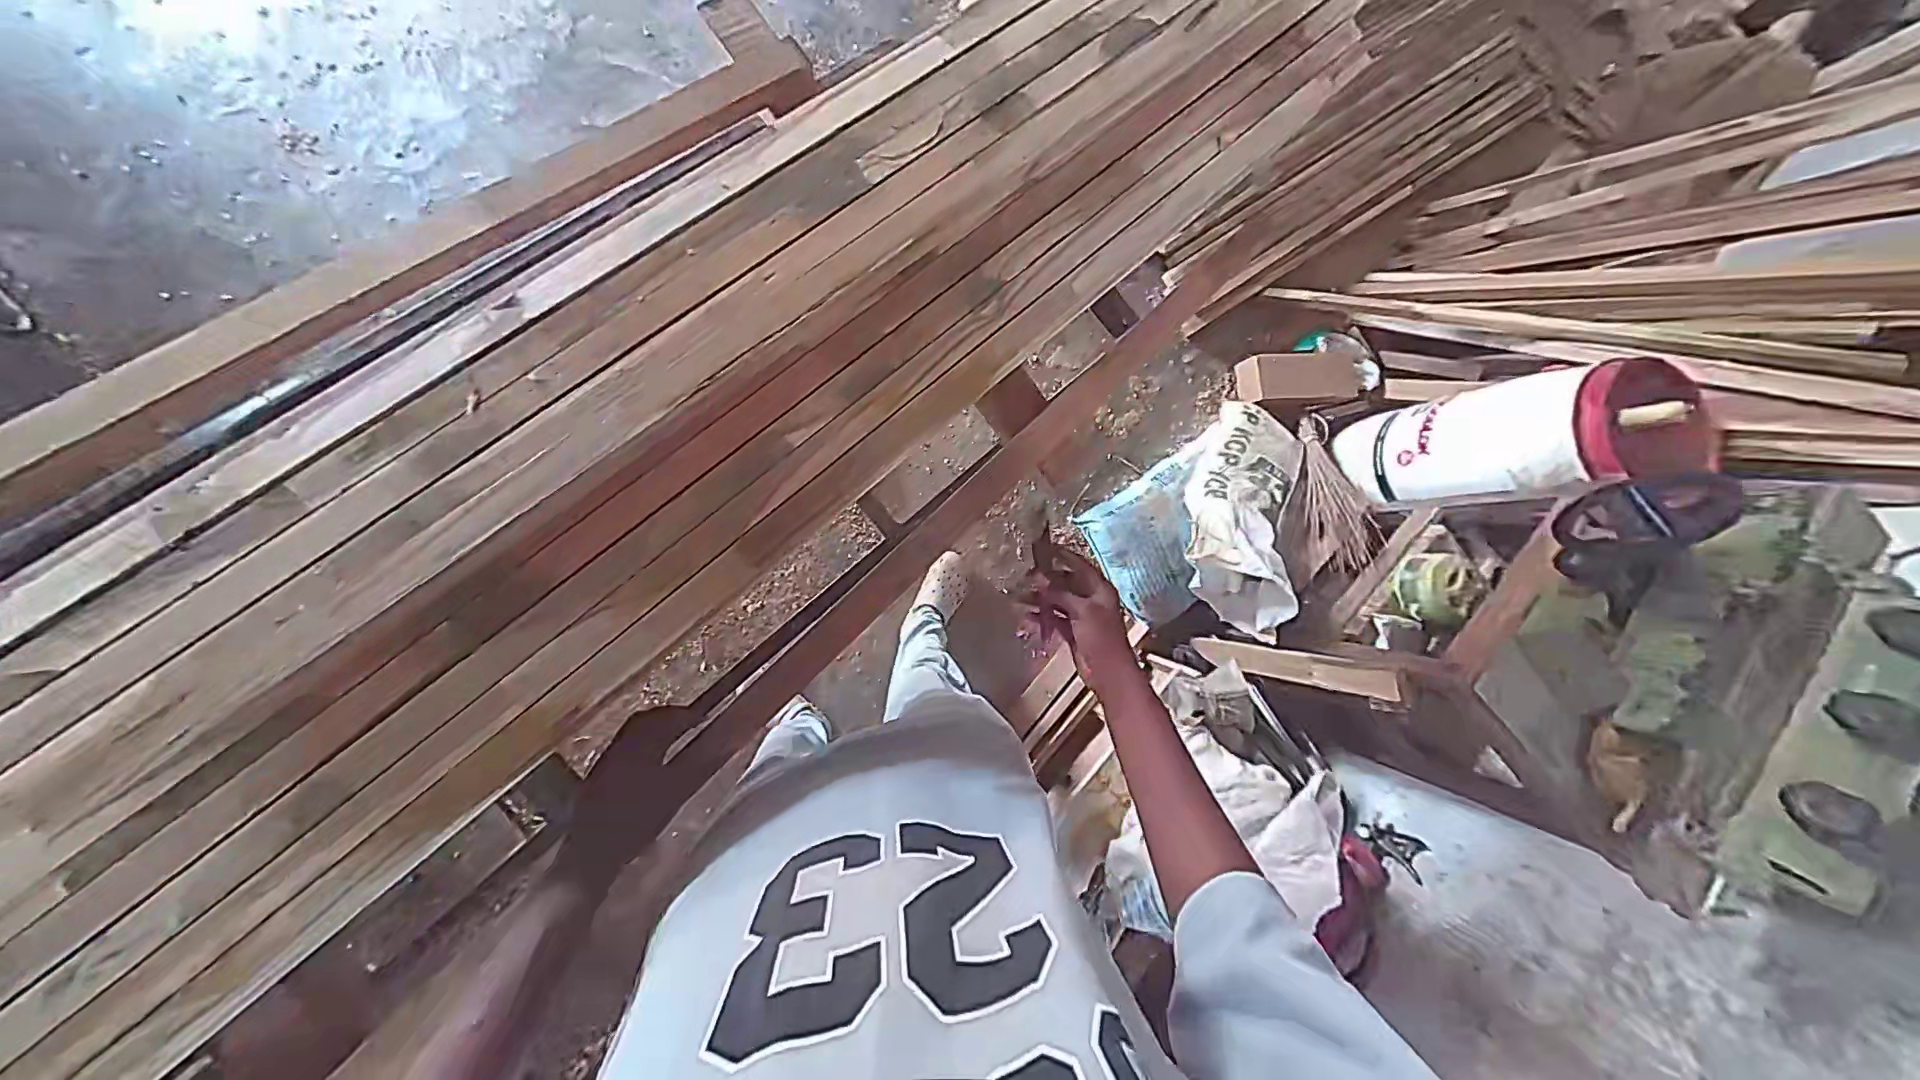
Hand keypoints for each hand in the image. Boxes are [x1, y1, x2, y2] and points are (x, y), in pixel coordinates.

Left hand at [553, 705, 703, 892]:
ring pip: (631, 736)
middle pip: (643, 722)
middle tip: (691, 724)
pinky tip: (651, 764)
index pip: (663, 718)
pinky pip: (622, 751)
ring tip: (674, 741)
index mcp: (637, 747)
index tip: (705, 717)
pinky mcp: (595, 783)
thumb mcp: (676, 791)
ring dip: (653, 732)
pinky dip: (641, 748)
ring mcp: (603, 766)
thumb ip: (703, 762)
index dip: (686, 715)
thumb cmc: (637, 822)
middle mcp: (617, 750)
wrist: (590, 856)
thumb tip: (731, 738)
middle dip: (668, 719)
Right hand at [1019, 546, 1136, 695]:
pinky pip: (1055, 619)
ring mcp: (1082, 616)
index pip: (1081, 566)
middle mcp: (1092, 600)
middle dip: (1047, 582)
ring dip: (1041, 601)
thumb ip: (1060, 593)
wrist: (1108, 671)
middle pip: (1067, 584)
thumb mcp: (1082, 610)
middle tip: (1027, 577)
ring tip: (1021, 599)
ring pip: (1058, 602)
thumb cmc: (1102, 639)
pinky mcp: (1074, 631)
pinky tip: (1027, 617)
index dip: (1065, 557)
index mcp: (1100, 590)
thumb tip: (1041, 579)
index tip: (1047, 549)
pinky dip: (1042, 617)